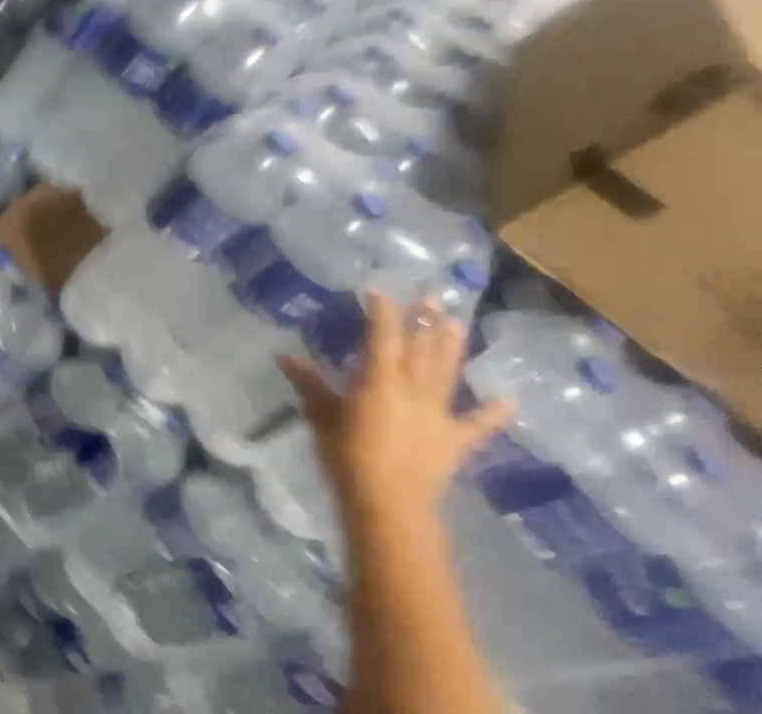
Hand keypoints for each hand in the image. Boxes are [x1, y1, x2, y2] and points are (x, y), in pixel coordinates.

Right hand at [278, 290, 513, 521]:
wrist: (389, 504)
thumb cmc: (347, 456)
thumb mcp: (321, 417)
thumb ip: (309, 385)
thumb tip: (284, 356)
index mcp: (379, 380)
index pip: (382, 336)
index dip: (382, 312)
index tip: (378, 291)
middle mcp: (413, 389)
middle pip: (420, 349)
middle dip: (424, 321)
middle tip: (430, 296)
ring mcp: (438, 414)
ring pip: (446, 373)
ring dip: (451, 346)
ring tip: (456, 322)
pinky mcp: (455, 440)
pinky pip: (477, 424)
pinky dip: (494, 412)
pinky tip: (510, 400)